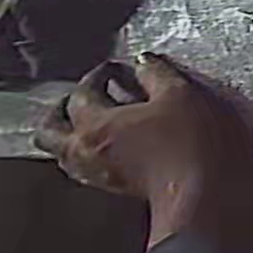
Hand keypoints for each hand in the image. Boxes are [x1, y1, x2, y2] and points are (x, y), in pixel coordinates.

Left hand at [35, 53, 250, 244]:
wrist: (201, 189)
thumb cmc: (188, 139)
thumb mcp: (179, 94)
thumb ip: (157, 74)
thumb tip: (143, 63)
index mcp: (96, 125)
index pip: (82, 93)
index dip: (98, 75)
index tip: (114, 67)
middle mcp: (85, 152)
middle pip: (50, 130)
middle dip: (62, 109)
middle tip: (85, 95)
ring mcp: (96, 174)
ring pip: (64, 151)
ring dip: (73, 132)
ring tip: (97, 118)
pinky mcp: (113, 187)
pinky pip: (85, 165)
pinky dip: (91, 149)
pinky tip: (116, 142)